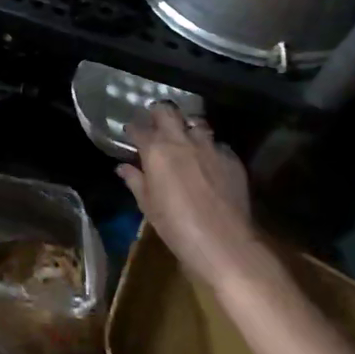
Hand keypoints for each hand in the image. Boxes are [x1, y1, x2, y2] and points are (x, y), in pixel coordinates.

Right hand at [119, 103, 261, 286]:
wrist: (224, 242)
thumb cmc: (177, 228)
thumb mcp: (149, 207)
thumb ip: (136, 181)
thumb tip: (123, 167)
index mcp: (157, 151)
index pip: (140, 129)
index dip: (133, 129)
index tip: (131, 133)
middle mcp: (182, 140)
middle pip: (167, 111)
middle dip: (159, 113)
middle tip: (156, 123)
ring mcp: (210, 146)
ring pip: (196, 123)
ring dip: (188, 127)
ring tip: (185, 138)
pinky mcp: (231, 157)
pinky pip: (218, 144)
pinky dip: (210, 149)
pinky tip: (210, 163)